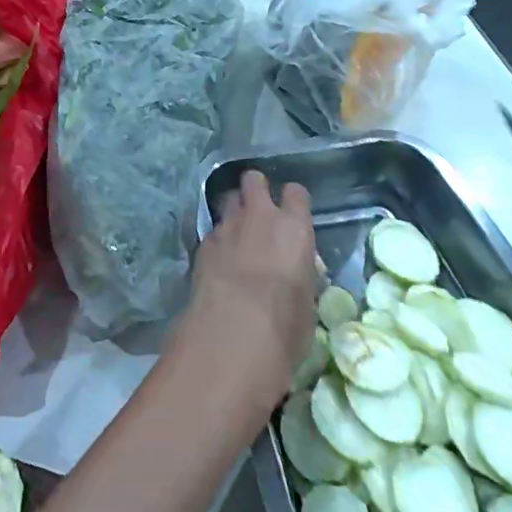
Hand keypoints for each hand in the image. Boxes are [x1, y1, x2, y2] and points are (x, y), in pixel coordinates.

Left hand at [183, 171, 317, 406]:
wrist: (233, 332)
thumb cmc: (285, 325)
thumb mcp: (307, 301)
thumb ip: (301, 275)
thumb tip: (294, 274)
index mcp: (294, 228)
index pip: (296, 192)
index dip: (293, 200)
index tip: (292, 212)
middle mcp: (260, 217)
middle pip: (253, 179)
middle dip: (255, 189)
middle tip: (259, 210)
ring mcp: (227, 226)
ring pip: (229, 199)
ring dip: (234, 211)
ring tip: (237, 233)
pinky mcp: (203, 242)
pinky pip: (213, 230)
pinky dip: (218, 239)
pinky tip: (219, 260)